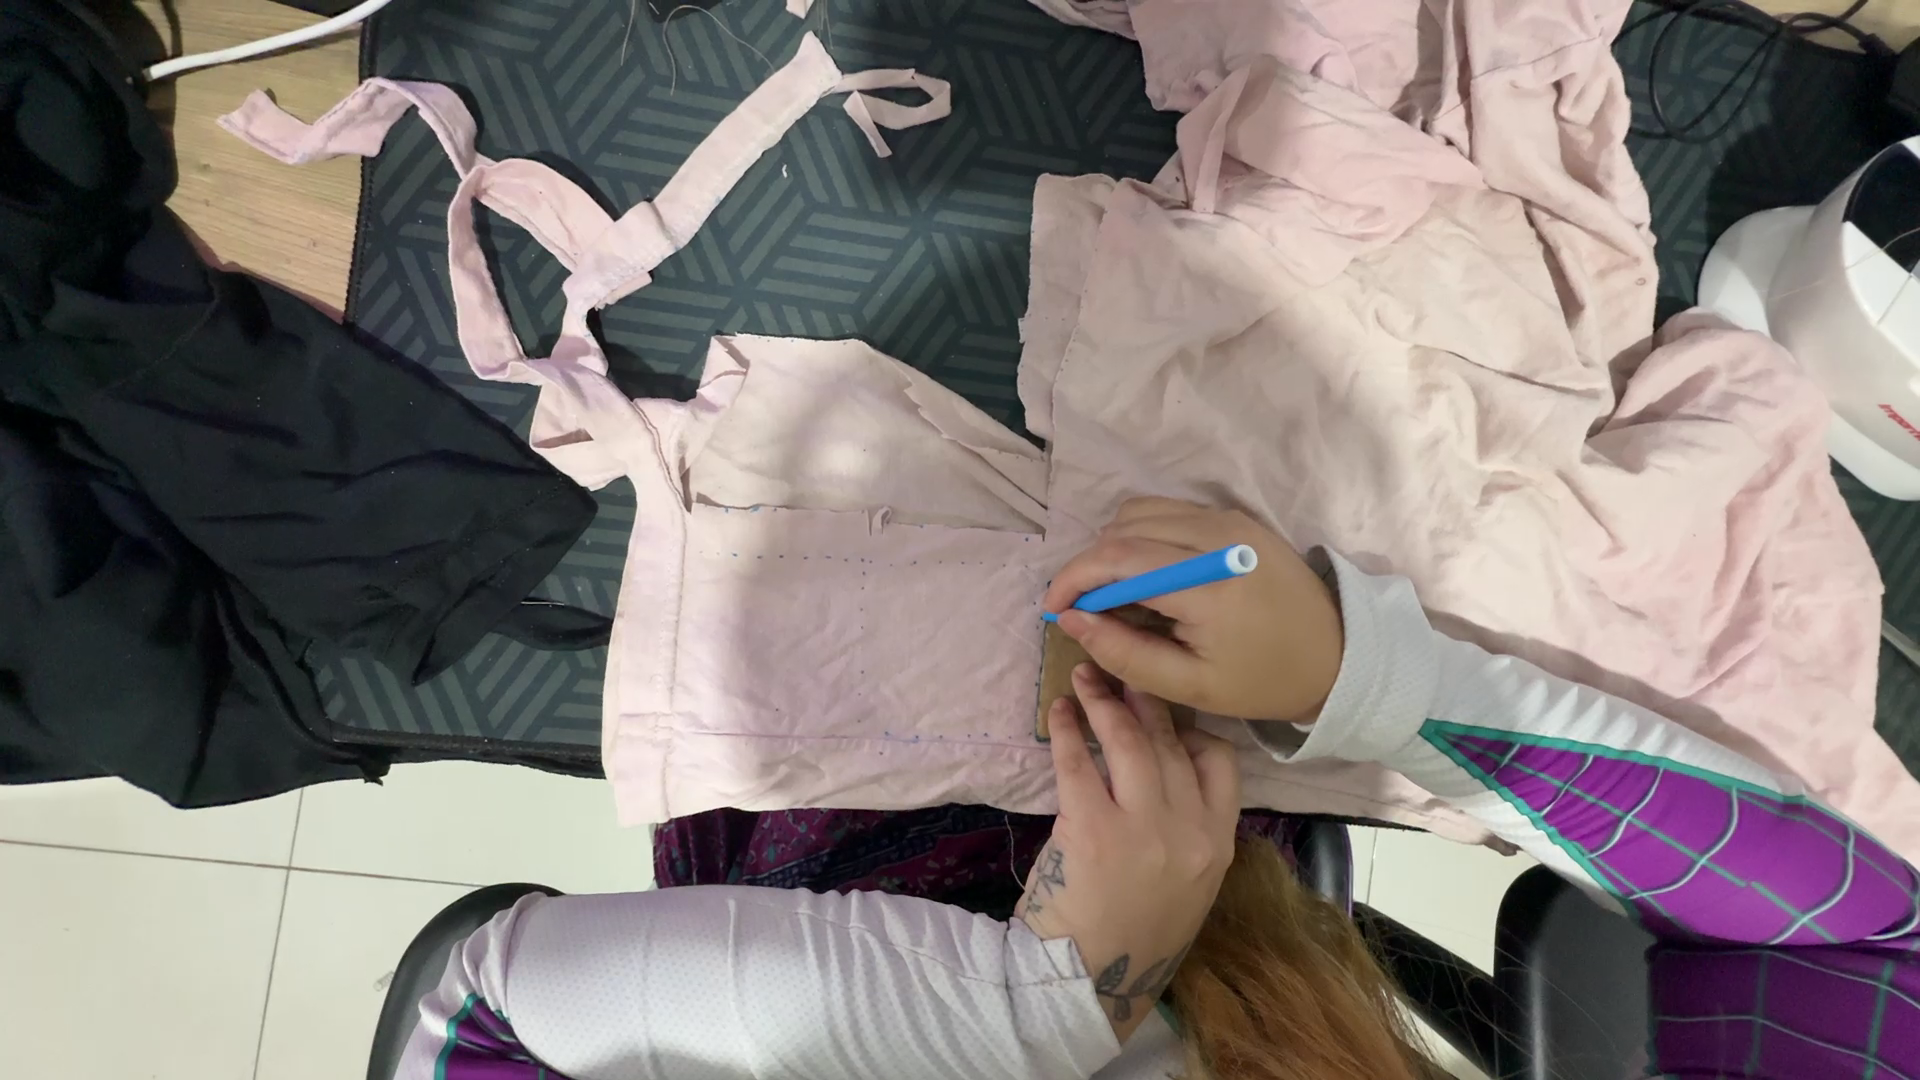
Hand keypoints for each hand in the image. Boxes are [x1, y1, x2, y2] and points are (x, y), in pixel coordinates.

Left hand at [1014, 665, 1239, 1043]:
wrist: (1088, 984)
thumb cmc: (1135, 927)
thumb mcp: (1187, 881)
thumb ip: (1189, 825)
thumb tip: (1166, 762)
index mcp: (1218, 843)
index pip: (1222, 762)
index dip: (1192, 724)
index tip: (1166, 707)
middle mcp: (1189, 830)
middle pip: (1170, 741)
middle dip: (1143, 698)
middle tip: (1120, 671)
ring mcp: (1143, 829)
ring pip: (1127, 740)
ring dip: (1103, 700)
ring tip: (1085, 678)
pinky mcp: (1092, 828)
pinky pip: (1079, 762)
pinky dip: (1067, 730)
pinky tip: (1059, 712)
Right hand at [1042, 497, 1343, 722]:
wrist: (1339, 654)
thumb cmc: (1262, 679)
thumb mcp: (1189, 686)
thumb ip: (1124, 653)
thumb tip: (1071, 620)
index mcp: (1208, 585)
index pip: (1117, 559)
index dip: (1073, 579)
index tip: (1053, 610)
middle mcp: (1215, 537)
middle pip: (1121, 529)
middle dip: (1087, 567)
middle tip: (1082, 609)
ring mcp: (1226, 519)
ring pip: (1137, 512)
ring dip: (1110, 547)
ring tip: (1113, 591)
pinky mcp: (1232, 515)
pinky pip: (1163, 509)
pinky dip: (1137, 534)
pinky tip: (1143, 572)